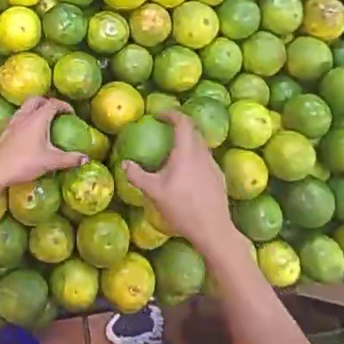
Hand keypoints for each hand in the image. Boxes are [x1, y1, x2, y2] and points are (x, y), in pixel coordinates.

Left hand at [0, 95, 85, 196]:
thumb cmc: (24, 163)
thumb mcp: (50, 162)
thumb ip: (70, 159)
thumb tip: (86, 158)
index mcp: (38, 118)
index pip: (53, 104)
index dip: (64, 106)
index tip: (71, 113)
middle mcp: (24, 116)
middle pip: (36, 100)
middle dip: (47, 102)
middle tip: (56, 112)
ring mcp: (12, 123)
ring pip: (25, 107)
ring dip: (35, 109)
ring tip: (43, 120)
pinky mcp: (4, 131)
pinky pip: (17, 118)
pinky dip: (26, 119)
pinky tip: (28, 133)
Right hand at [121, 111, 245, 257]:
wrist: (213, 229)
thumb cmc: (182, 207)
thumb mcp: (154, 192)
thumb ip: (137, 175)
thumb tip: (124, 163)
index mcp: (187, 151)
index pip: (183, 122)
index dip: (172, 114)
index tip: (160, 115)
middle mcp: (203, 154)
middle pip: (194, 131)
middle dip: (180, 126)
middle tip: (165, 130)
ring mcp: (213, 165)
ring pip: (201, 146)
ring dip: (188, 143)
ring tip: (174, 153)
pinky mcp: (219, 178)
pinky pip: (206, 160)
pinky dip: (195, 158)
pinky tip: (187, 174)